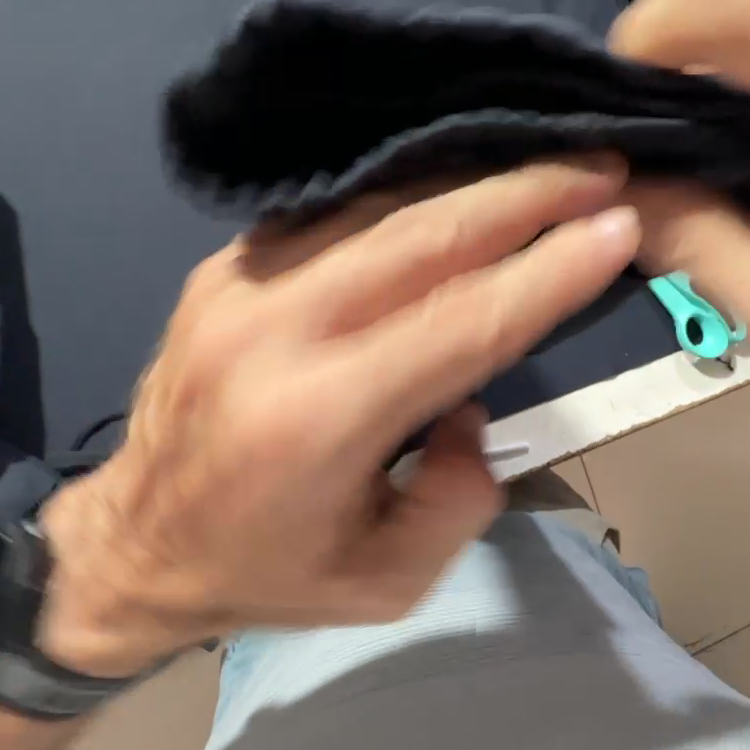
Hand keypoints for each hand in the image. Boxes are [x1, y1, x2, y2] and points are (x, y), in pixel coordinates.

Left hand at [35, 163, 638, 676]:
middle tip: (601, 168)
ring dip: (474, 185)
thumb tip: (474, 401)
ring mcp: (239, 287)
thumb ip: (461, 497)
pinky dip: (411, 199)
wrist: (133, 546)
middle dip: (525, 196)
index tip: (615, 227)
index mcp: (320, 418)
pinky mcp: (223, 270)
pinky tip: (461, 190)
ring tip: (547, 170)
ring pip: (382, 210)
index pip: (462, 322)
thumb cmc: (270, 575)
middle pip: (425, 238)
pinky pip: (337, 217)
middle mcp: (275, 332)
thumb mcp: (390, 581)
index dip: (548, 271)